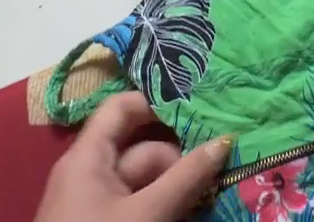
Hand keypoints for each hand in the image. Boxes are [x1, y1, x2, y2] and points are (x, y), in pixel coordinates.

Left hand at [34, 92, 231, 221]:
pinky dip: (166, 206)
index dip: (159, 102)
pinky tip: (195, 211)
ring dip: (179, 183)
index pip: (124, 107)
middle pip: (142, 146)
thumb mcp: (146, 216)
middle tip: (222, 156)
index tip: (202, 106)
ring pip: (145, 180)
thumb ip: (186, 177)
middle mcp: (90, 174)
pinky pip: (141, 206)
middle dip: (182, 153)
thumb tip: (225, 140)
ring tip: (215, 189)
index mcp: (88, 158)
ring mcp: (96, 206)